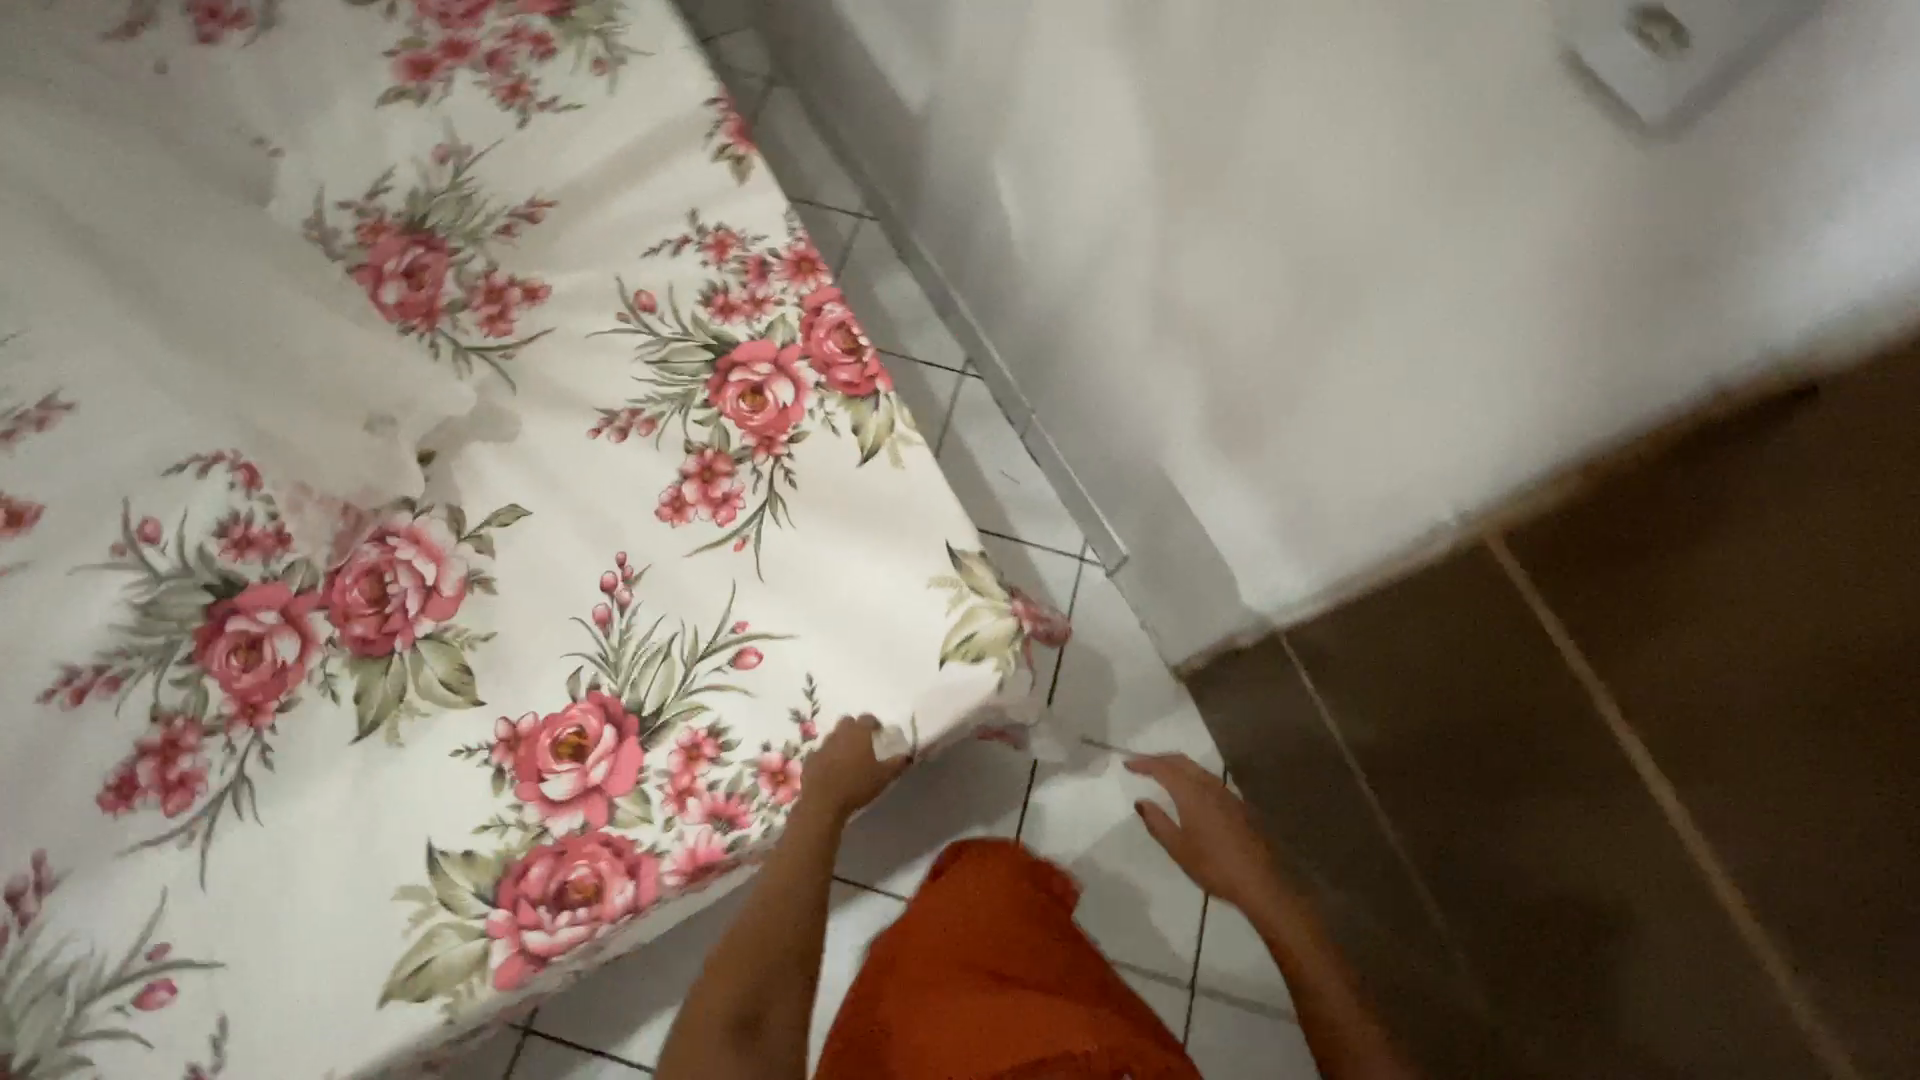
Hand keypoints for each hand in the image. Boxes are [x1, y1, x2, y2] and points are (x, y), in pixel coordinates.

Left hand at [797, 714, 911, 824]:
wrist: (823, 802)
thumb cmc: (857, 785)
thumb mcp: (884, 777)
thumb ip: (897, 763)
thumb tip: (908, 755)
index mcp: (858, 733)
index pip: (867, 718)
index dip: (874, 723)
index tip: (879, 732)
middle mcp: (839, 734)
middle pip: (847, 722)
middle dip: (855, 728)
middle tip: (863, 742)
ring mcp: (822, 746)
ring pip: (833, 736)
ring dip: (840, 742)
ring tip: (847, 758)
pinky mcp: (810, 760)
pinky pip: (820, 753)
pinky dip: (826, 757)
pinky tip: (831, 770)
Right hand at [1127, 753, 1295, 913]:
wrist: (1260, 881)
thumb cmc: (1214, 866)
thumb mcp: (1178, 848)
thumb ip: (1157, 822)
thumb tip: (1141, 801)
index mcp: (1192, 793)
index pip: (1163, 768)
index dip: (1144, 764)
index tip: (1127, 764)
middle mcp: (1210, 786)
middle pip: (1181, 761)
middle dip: (1160, 759)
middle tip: (1142, 765)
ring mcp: (1227, 793)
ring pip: (1197, 769)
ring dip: (1177, 766)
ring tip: (1162, 775)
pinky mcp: (1238, 804)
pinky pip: (1209, 780)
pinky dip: (1192, 777)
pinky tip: (1189, 792)